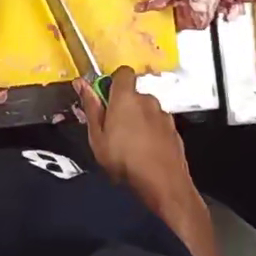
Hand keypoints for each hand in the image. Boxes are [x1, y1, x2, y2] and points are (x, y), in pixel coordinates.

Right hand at [78, 68, 196, 213]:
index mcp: (126, 98)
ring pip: (145, 110)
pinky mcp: (174, 130)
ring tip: (128, 144)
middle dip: (122, 106)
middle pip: (133, 94)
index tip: (104, 99)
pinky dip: (150, 132)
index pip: (123, 72)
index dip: (113, 82)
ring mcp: (164, 116)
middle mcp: (148, 101)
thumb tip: (81, 82)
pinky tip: (143, 152)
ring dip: (137, 120)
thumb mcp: (97, 136)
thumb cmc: (124, 159)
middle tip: (111, 128)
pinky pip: (157, 125)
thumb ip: (90, 106)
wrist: (163, 183)